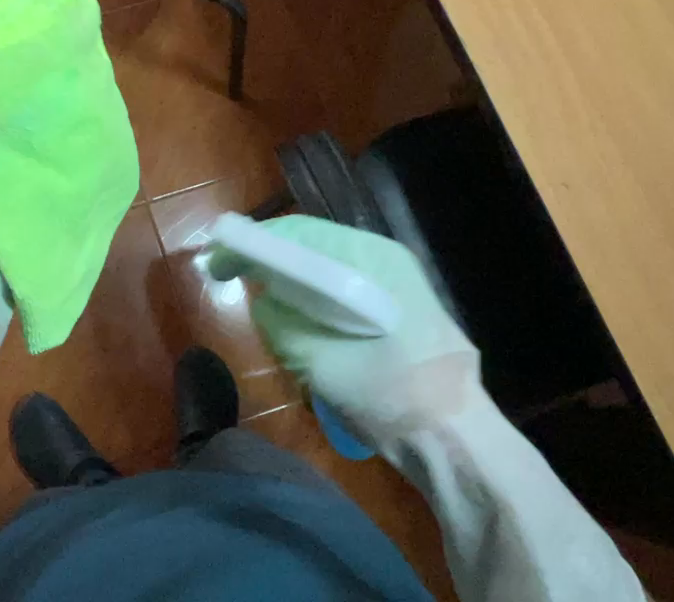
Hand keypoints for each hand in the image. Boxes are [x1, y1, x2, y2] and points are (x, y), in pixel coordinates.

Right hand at [211, 214, 480, 437]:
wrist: (455, 442)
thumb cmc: (390, 395)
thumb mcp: (319, 361)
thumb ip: (279, 321)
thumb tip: (261, 299)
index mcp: (370, 259)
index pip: (299, 232)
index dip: (253, 241)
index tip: (218, 259)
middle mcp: (384, 258)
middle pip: (312, 243)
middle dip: (269, 256)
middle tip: (230, 273)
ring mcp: (394, 280)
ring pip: (325, 263)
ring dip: (288, 273)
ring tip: (256, 290)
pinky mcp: (396, 304)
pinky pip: (341, 283)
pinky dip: (311, 290)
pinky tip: (295, 310)